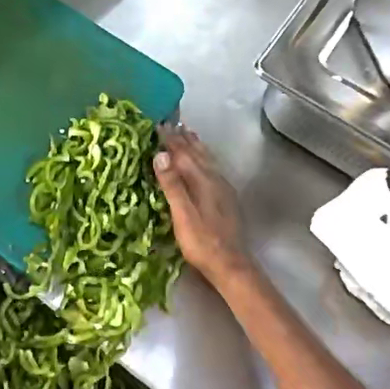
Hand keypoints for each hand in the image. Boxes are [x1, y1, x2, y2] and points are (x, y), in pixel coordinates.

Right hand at [154, 125, 254, 288]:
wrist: (231, 264)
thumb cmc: (202, 243)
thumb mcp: (183, 215)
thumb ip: (172, 185)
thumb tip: (161, 155)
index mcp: (203, 181)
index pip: (184, 154)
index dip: (171, 140)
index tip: (158, 125)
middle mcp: (215, 180)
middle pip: (198, 153)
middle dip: (184, 139)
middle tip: (172, 124)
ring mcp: (223, 189)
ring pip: (208, 160)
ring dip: (196, 146)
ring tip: (189, 134)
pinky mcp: (226, 199)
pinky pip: (212, 169)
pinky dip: (204, 159)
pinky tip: (204, 164)